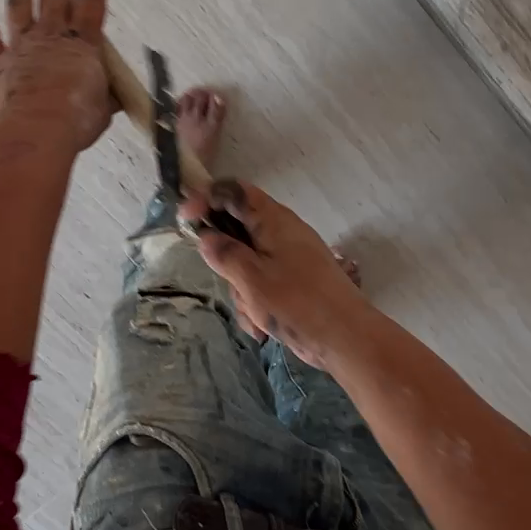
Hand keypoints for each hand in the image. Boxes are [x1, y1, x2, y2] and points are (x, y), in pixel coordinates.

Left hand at [0, 0, 115, 152]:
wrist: (39, 128)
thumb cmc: (76, 120)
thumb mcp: (103, 110)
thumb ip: (106, 97)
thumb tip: (116, 99)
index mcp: (83, 47)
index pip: (91, 10)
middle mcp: (53, 39)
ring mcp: (24, 49)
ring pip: (21, 10)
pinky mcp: (0, 66)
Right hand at [180, 180, 368, 365]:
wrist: (345, 338)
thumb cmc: (297, 302)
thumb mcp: (250, 277)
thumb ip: (224, 253)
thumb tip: (206, 237)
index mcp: (273, 220)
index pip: (234, 191)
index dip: (206, 198)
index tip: (185, 220)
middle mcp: (281, 232)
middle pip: (236, 230)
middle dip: (225, 260)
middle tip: (225, 278)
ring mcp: (288, 258)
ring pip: (245, 263)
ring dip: (241, 291)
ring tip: (253, 314)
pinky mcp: (293, 282)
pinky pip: (261, 285)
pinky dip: (256, 304)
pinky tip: (261, 328)